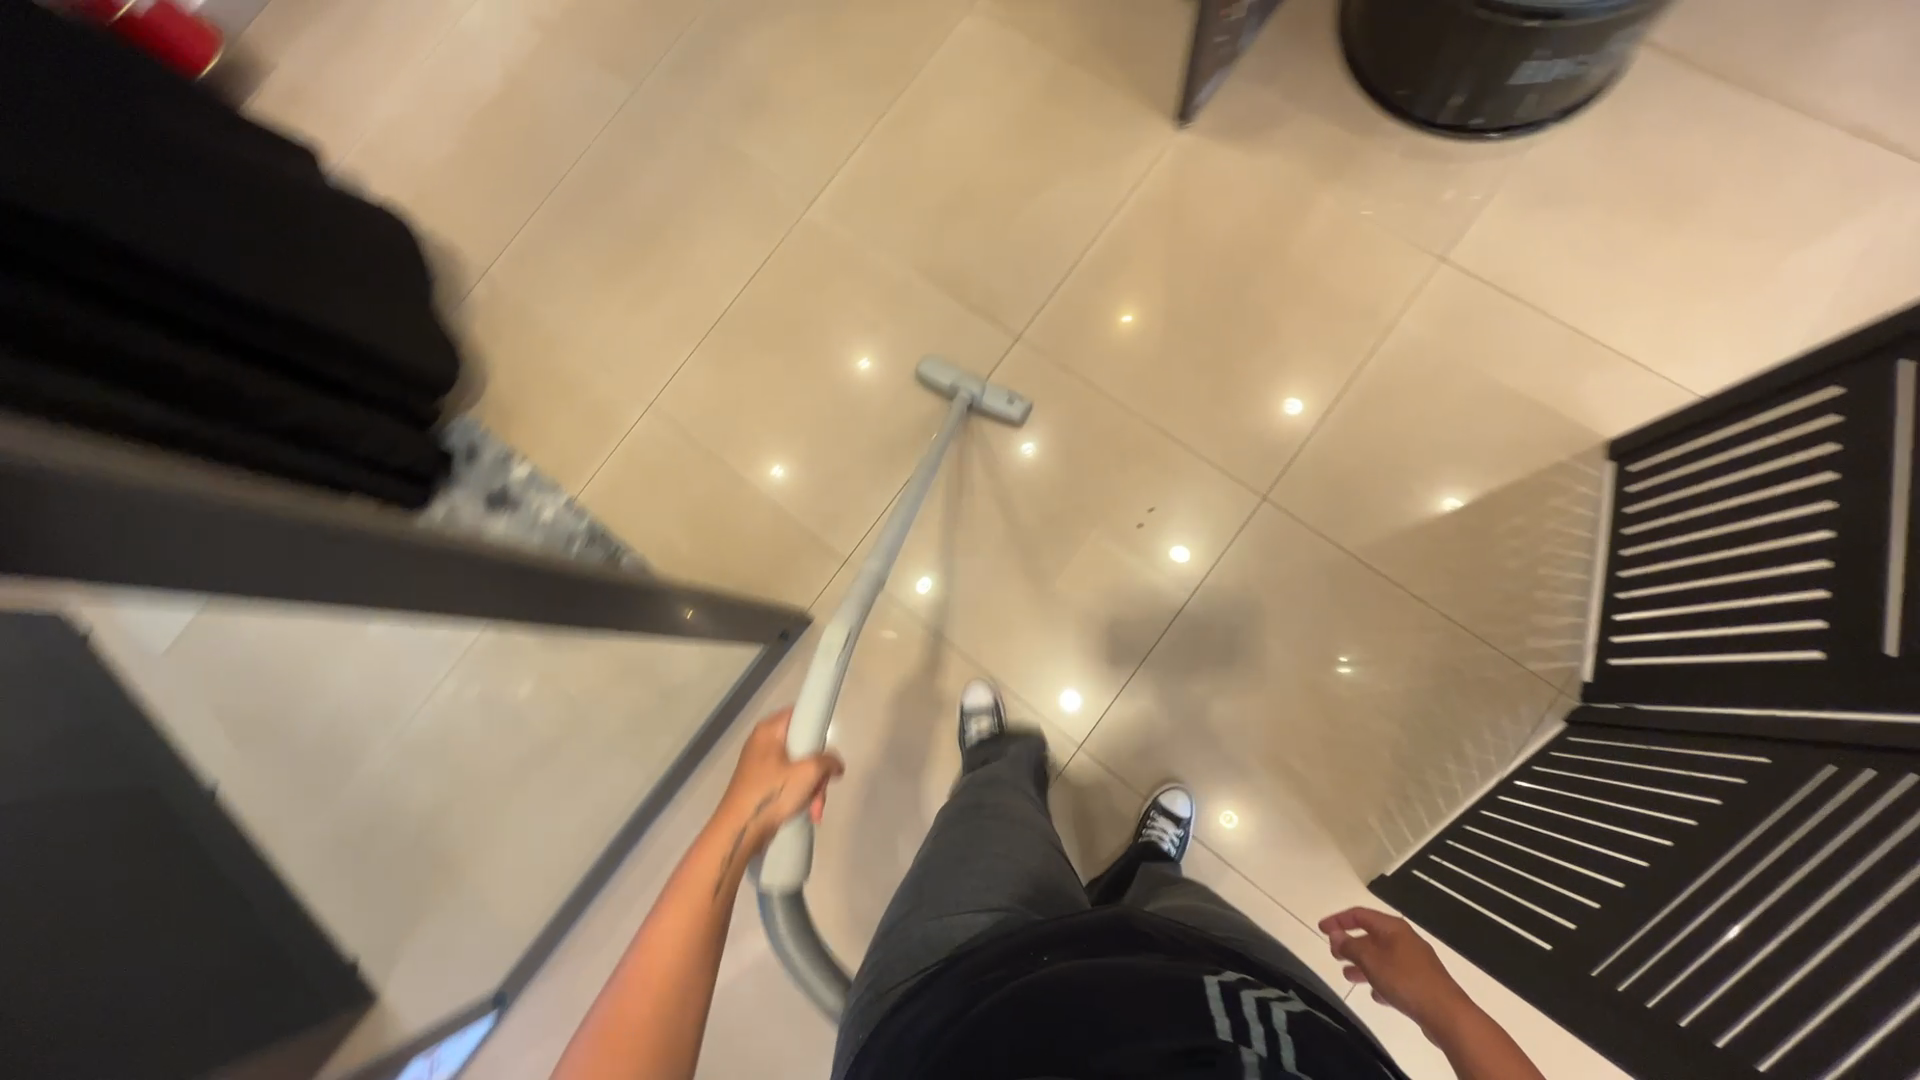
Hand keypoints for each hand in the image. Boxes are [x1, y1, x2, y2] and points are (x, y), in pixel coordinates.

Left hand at [713, 708, 844, 857]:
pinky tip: (808, 813)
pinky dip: (800, 795)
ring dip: (812, 788)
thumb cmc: (772, 794)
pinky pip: (788, 782)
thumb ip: (828, 761)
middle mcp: (763, 743)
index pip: (800, 713)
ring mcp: (761, 765)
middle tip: (822, 787)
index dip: (818, 727)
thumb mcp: (808, 773)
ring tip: (815, 809)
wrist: (739, 832)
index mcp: (769, 730)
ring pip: (798, 767)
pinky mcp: (761, 785)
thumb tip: (836, 765)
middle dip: (818, 771)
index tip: (826, 749)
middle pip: (803, 745)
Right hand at [1319, 907, 1470, 1034]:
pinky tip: (1375, 995)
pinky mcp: (1422, 983)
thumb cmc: (1405, 980)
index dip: (1338, 920)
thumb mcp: (1370, 960)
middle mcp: (1405, 940)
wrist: (1447, 1014)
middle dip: (1350, 944)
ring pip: (1382, 958)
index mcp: (1393, 928)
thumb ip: (1349, 946)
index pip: (1359, 915)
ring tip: (1348, 976)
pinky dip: (1381, 981)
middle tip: (1334, 955)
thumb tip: (1335, 935)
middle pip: (1371, 936)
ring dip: (1363, 965)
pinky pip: (1395, 976)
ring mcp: (1416, 962)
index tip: (1321, 929)